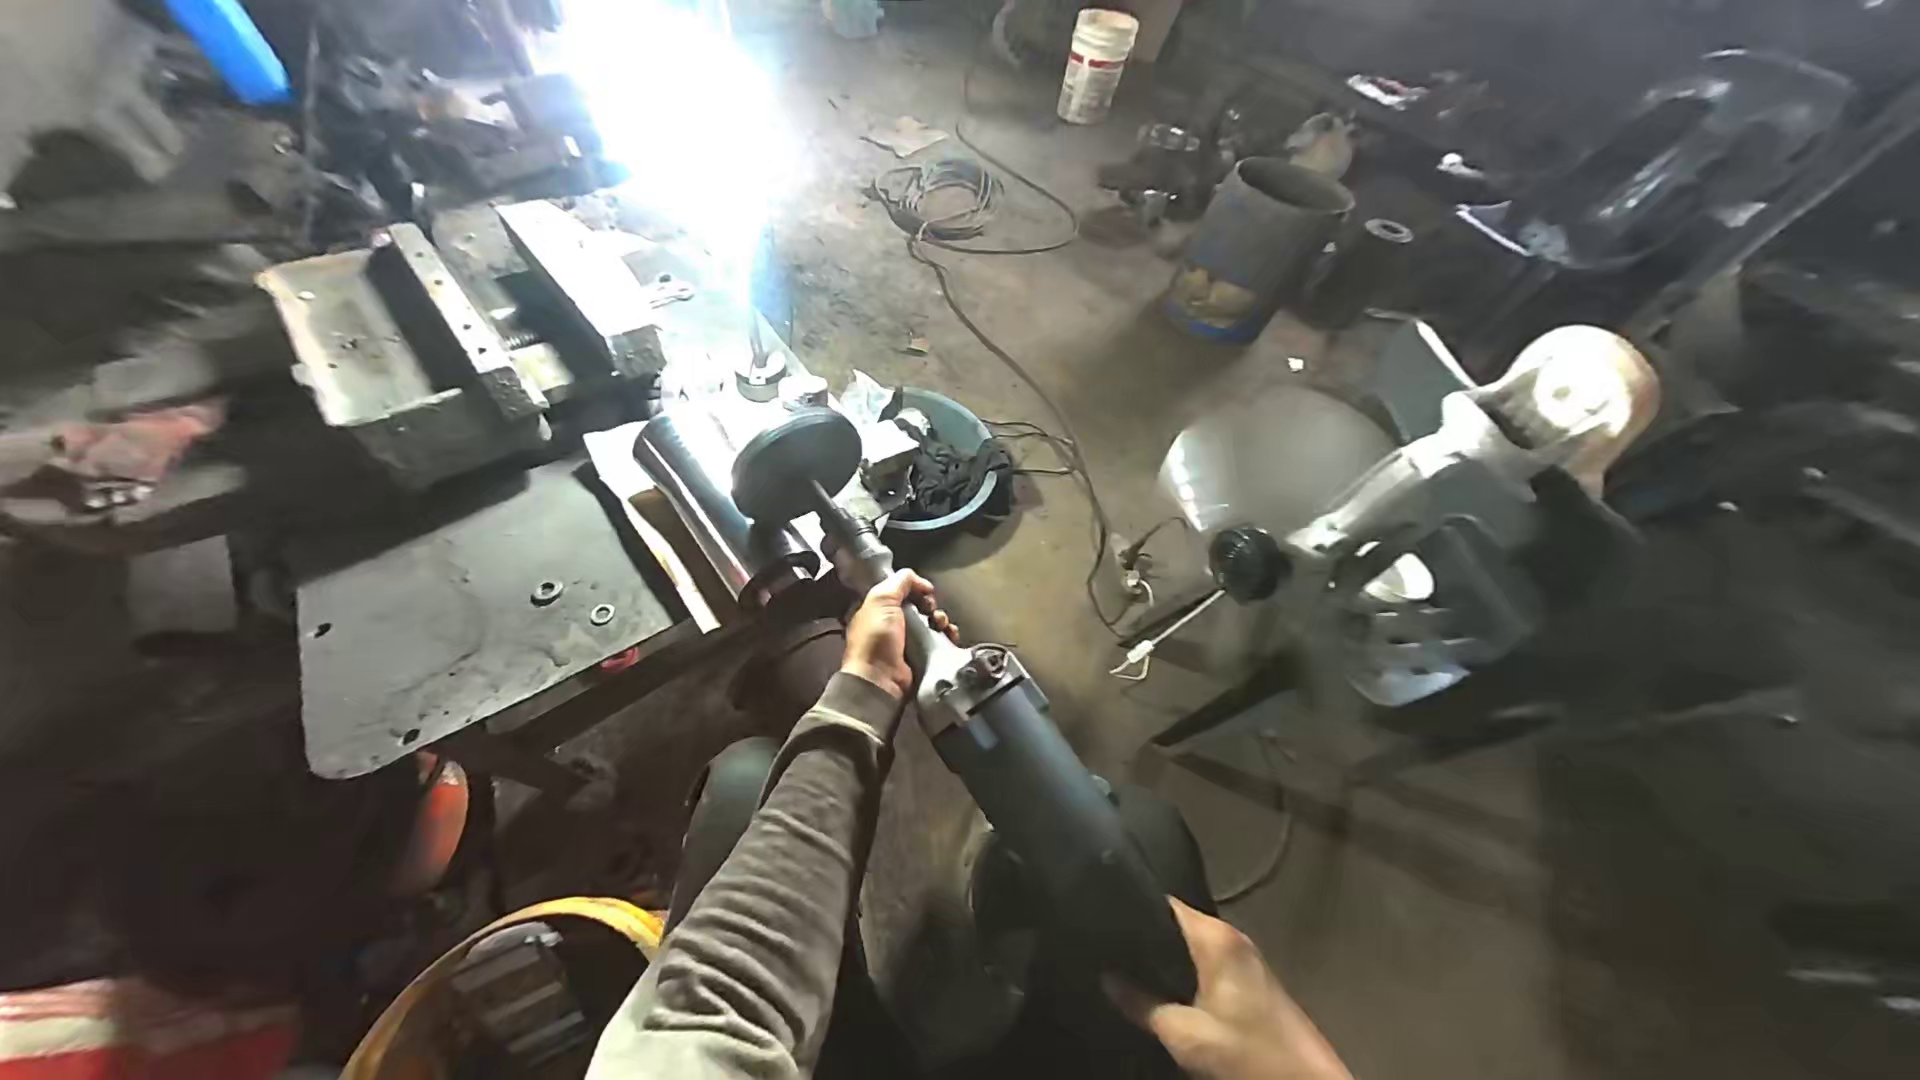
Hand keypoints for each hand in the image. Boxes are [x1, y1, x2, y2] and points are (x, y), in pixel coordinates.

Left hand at [841, 569, 956, 699]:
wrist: (880, 680)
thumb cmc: (876, 639)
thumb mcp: (881, 599)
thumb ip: (899, 582)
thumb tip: (921, 581)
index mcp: (879, 609)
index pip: (903, 591)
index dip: (916, 589)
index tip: (924, 592)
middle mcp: (893, 624)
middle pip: (920, 606)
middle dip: (931, 605)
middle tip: (931, 611)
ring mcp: (908, 642)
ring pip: (932, 622)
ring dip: (942, 619)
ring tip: (941, 624)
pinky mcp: (922, 656)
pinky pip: (940, 641)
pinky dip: (948, 636)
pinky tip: (950, 635)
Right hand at [1107, 899, 1353, 1079]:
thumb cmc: (1250, 1056)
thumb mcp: (1187, 1036)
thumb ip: (1142, 1004)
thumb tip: (1107, 979)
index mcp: (1214, 936)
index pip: (1161, 902)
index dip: (1130, 908)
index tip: (1103, 919)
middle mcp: (1229, 935)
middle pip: (1174, 921)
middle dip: (1144, 934)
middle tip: (1110, 946)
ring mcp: (1244, 956)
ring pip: (1189, 943)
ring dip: (1164, 955)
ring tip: (1128, 965)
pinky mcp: (1251, 980)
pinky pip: (1205, 960)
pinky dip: (1184, 969)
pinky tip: (1165, 987)